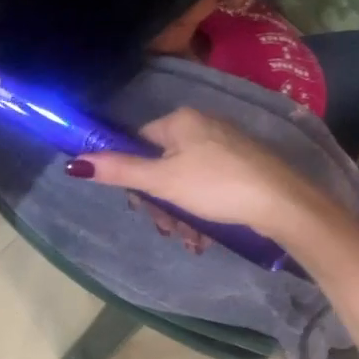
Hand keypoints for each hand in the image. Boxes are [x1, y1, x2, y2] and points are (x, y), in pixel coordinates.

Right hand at [71, 108, 335, 242]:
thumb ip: (119, 170)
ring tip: (189, 238)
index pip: (139, 141)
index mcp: (180, 121)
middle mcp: (203, 126)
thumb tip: (74, 162)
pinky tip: (205, 235)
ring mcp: (226, 147)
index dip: (133, 174)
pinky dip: (202, 210)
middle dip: (159, 201)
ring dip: (179, 212)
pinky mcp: (244, 168)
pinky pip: (209, 186)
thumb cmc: (216, 186)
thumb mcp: (162, 181)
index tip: (139, 203)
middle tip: (166, 228)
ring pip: (185, 180)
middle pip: (162, 164)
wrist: (283, 205)